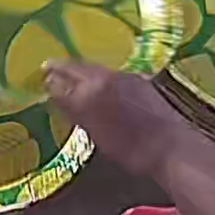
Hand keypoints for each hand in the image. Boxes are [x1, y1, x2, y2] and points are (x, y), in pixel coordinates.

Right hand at [46, 62, 197, 178]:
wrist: (171, 147)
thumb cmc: (129, 145)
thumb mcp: (94, 128)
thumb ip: (71, 103)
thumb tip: (50, 82)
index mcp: (97, 82)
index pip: (69, 70)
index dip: (55, 69)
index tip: (43, 69)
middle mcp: (112, 75)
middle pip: (84, 67)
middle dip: (68, 68)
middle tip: (53, 69)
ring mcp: (130, 78)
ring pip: (100, 71)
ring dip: (85, 73)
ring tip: (75, 81)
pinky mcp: (144, 86)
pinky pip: (114, 77)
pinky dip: (102, 80)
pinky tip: (103, 90)